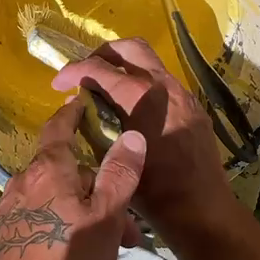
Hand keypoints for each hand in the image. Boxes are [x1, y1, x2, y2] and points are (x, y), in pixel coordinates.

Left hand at [0, 96, 146, 259]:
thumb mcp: (104, 219)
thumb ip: (119, 176)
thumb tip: (131, 134)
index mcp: (47, 171)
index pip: (59, 128)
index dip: (74, 114)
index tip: (83, 103)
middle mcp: (22, 184)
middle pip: (69, 180)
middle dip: (103, 203)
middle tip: (129, 239)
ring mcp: (10, 213)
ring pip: (61, 212)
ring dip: (89, 233)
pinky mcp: (5, 239)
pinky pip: (45, 232)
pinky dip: (67, 246)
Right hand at [53, 38, 230, 231]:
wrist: (202, 211)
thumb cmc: (153, 194)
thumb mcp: (111, 162)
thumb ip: (94, 128)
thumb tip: (81, 109)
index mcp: (142, 98)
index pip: (100, 69)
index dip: (73, 71)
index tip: (57, 83)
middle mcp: (166, 87)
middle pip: (130, 48)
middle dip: (102, 54)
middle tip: (85, 74)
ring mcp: (184, 96)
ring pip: (151, 62)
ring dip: (124, 68)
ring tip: (106, 92)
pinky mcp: (194, 109)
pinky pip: (164, 83)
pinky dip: (143, 85)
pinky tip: (132, 111)